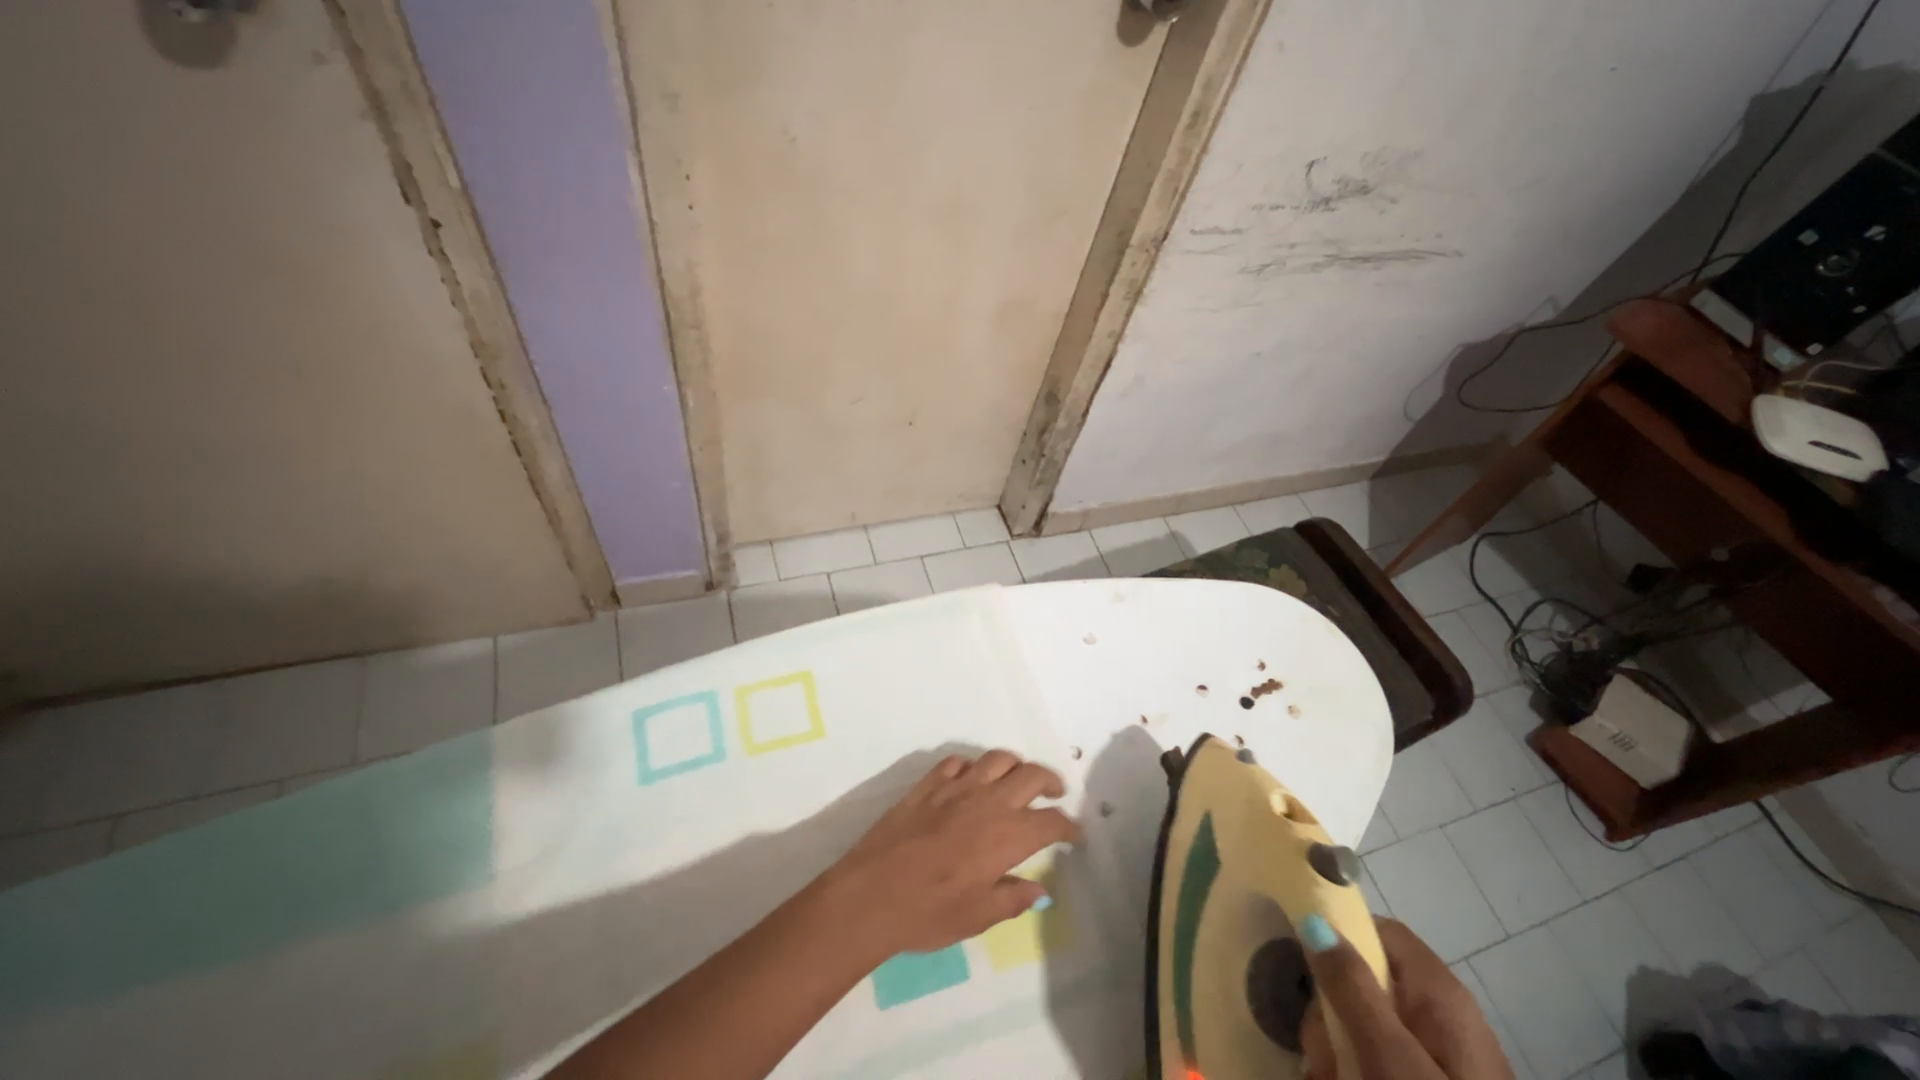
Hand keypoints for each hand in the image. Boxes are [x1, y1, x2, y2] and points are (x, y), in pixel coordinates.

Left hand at [818, 750, 1081, 957]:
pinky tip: (971, 779)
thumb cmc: (928, 913)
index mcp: (1007, 836)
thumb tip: (1038, 890)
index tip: (1074, 835)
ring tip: (1017, 779)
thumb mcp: (978, 917)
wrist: (869, 895)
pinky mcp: (926, 785)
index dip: (1068, 826)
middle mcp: (987, 802)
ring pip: (996, 759)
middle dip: (1050, 782)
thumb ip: (1012, 899)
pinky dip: (972, 766)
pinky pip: (957, 761)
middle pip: (1031, 776)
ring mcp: (954, 788)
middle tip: (1055, 794)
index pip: (1051, 822)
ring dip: (1015, 766)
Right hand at [1301, 916, 1513, 1079]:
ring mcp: (1437, 1053)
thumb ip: (1352, 990)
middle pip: (1365, 980)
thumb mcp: (1390, 1060)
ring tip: (1330, 1079)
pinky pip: (1380, 1059)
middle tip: (1321, 1059)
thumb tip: (1316, 921)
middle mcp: (1439, 1013)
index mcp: (1439, 993)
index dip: (1338, 939)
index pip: (1379, 932)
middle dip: (1330, 1015)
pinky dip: (1356, 1071)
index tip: (1302, 971)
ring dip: (1337, 1053)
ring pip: (1364, 1025)